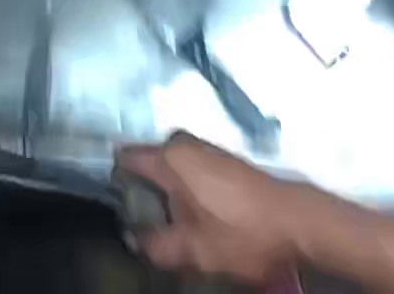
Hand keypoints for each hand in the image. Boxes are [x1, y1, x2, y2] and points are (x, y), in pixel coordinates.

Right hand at [114, 132, 334, 283]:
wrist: (291, 219)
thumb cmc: (239, 231)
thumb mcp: (193, 249)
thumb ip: (157, 243)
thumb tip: (133, 238)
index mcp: (173, 157)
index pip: (129, 156)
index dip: (113, 173)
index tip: (102, 192)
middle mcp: (186, 143)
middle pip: (149, 159)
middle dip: (137, 183)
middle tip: (129, 214)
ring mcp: (206, 148)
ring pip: (169, 163)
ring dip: (159, 185)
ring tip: (154, 218)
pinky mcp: (221, 158)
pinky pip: (186, 165)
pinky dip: (178, 184)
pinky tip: (182, 211)